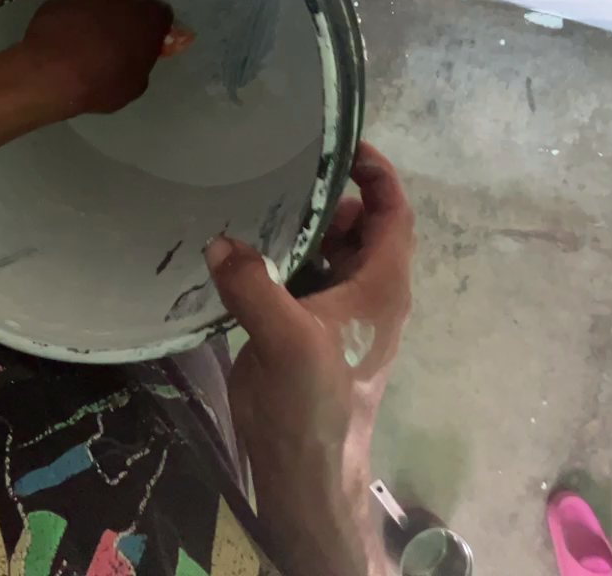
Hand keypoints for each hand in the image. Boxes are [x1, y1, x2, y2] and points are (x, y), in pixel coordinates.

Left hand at [19, 0, 172, 114]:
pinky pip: (68, 10)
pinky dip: (67, 22)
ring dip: (92, 19)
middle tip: (112, 46)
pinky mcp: (56, 0)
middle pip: (125, 4)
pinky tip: (60, 43)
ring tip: (81, 46)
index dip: (154, 30)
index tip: (145, 45)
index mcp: (146, 15)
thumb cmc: (102, 82)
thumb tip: (134, 56)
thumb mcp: (135, 84)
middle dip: (121, 20)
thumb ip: (141, 63)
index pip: (160, 14)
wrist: (50, 74)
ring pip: (94, 4)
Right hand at [205, 141, 415, 575]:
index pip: (393, 214)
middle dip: (324, 193)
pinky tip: (233, 239)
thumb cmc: (316, 405)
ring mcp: (329, 309)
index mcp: (380, 287)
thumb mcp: (290, 341)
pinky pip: (291, 271)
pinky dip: (271, 250)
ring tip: (250, 190)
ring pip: (321, 247)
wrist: (302, 469)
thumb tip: (219, 241)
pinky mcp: (297, 324)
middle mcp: (362, 291)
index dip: (378, 175)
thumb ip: (255, 285)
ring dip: (294, 221)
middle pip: (354, 225)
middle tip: (277, 163)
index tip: (344, 143)